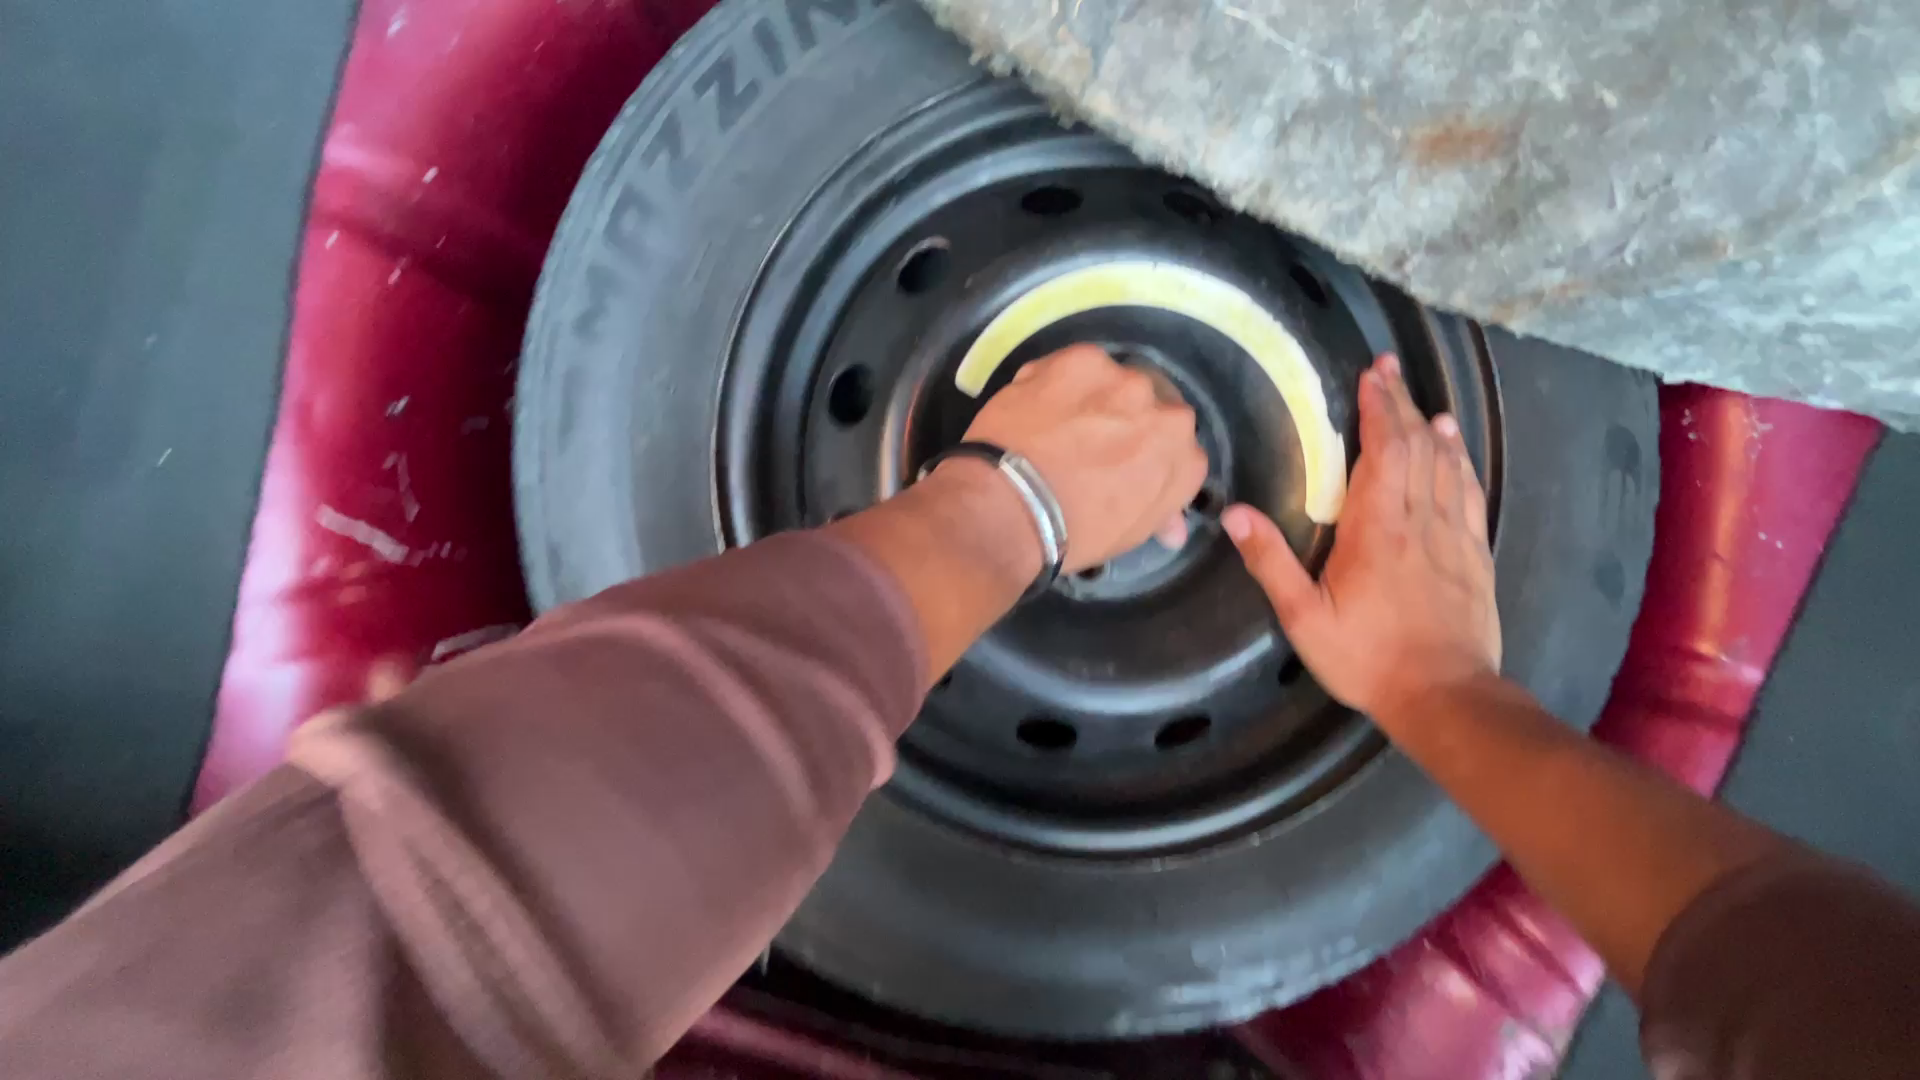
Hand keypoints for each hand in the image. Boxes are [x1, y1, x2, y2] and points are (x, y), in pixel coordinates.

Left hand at [954, 345, 1208, 572]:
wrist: (1011, 506)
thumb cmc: (1073, 533)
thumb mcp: (1128, 535)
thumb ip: (1159, 513)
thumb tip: (1173, 527)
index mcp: (1185, 460)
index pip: (1178, 449)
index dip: (1147, 454)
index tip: (1122, 464)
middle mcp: (1165, 413)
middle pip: (1150, 407)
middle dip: (1125, 420)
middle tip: (1090, 441)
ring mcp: (1123, 380)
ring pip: (1113, 382)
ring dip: (1092, 397)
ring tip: (1057, 421)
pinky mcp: (1079, 359)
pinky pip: (1073, 367)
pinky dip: (1056, 382)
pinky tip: (1035, 405)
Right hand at [1221, 352, 1499, 717]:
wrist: (1445, 695)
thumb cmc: (1365, 656)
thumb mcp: (1303, 616)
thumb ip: (1270, 561)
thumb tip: (1235, 513)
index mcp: (1374, 531)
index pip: (1381, 453)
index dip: (1377, 410)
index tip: (1372, 375)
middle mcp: (1418, 521)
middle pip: (1415, 448)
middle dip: (1400, 405)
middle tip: (1389, 369)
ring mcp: (1452, 537)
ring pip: (1445, 466)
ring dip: (1431, 428)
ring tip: (1421, 403)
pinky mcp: (1474, 555)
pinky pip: (1468, 495)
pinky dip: (1459, 464)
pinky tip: (1455, 450)